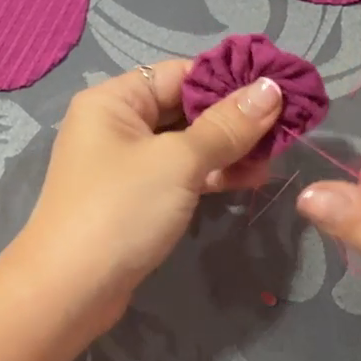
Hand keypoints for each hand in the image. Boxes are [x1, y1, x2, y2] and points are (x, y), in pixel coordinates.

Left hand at [2, 59, 283, 329]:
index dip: (229, 79)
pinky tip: (249, 180)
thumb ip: (226, 126)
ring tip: (273, 160)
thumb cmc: (120, 209)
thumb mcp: (178, 162)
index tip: (283, 89)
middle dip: (233, 117)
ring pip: (185, 144)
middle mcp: (113, 124)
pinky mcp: (134, 198)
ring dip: (228, 149)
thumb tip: (272, 88)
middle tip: (289, 127)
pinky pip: (179, 173)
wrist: (71, 287)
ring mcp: (122, 164)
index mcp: (112, 101)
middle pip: (183, 107)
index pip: (178, 73)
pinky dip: (211, 174)